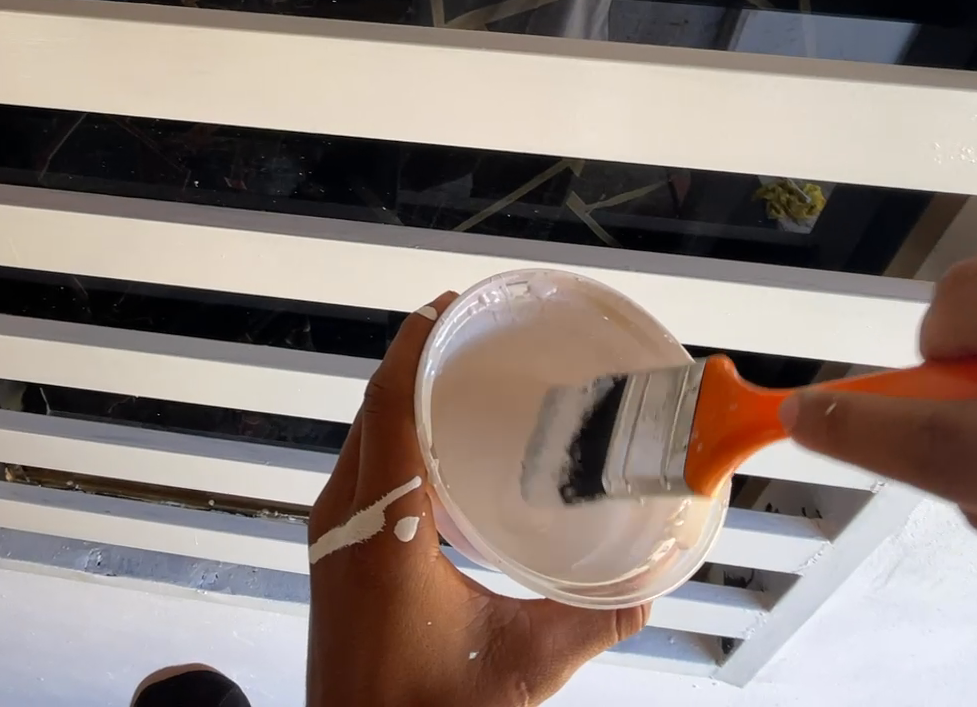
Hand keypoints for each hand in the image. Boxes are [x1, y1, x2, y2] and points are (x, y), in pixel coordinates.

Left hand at [306, 293, 647, 706]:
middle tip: (465, 332)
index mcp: (381, 529)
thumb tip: (645, 586)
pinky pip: (362, 463)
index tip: (446, 307)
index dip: (414, 347)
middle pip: (373, 408)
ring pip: (364, 433)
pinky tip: (434, 442)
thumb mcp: (516, 668)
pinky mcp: (335, 543)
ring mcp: (331, 526)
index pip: (388, 408)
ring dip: (402, 394)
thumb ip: (588, 624)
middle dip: (414, 359)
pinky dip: (394, 432)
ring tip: (455, 373)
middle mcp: (343, 514)